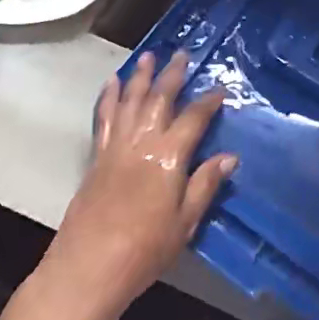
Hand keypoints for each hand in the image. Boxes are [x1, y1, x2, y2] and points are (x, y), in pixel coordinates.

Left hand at [38, 51, 235, 318]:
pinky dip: (108, 97)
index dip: (207, 102)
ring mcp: (115, 146)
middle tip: (181, 54)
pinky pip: (104, 117)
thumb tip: (229, 157)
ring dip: (140, 77)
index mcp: (168, 156)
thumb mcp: (185, 222)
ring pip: (129, 100)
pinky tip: (111, 83)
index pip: (193, 119)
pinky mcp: (97, 156)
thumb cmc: (145, 250)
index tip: (219, 90)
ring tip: (148, 56)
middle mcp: (141, 141)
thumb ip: (205, 185)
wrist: (89, 265)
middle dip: (172, 75)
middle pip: (159, 99)